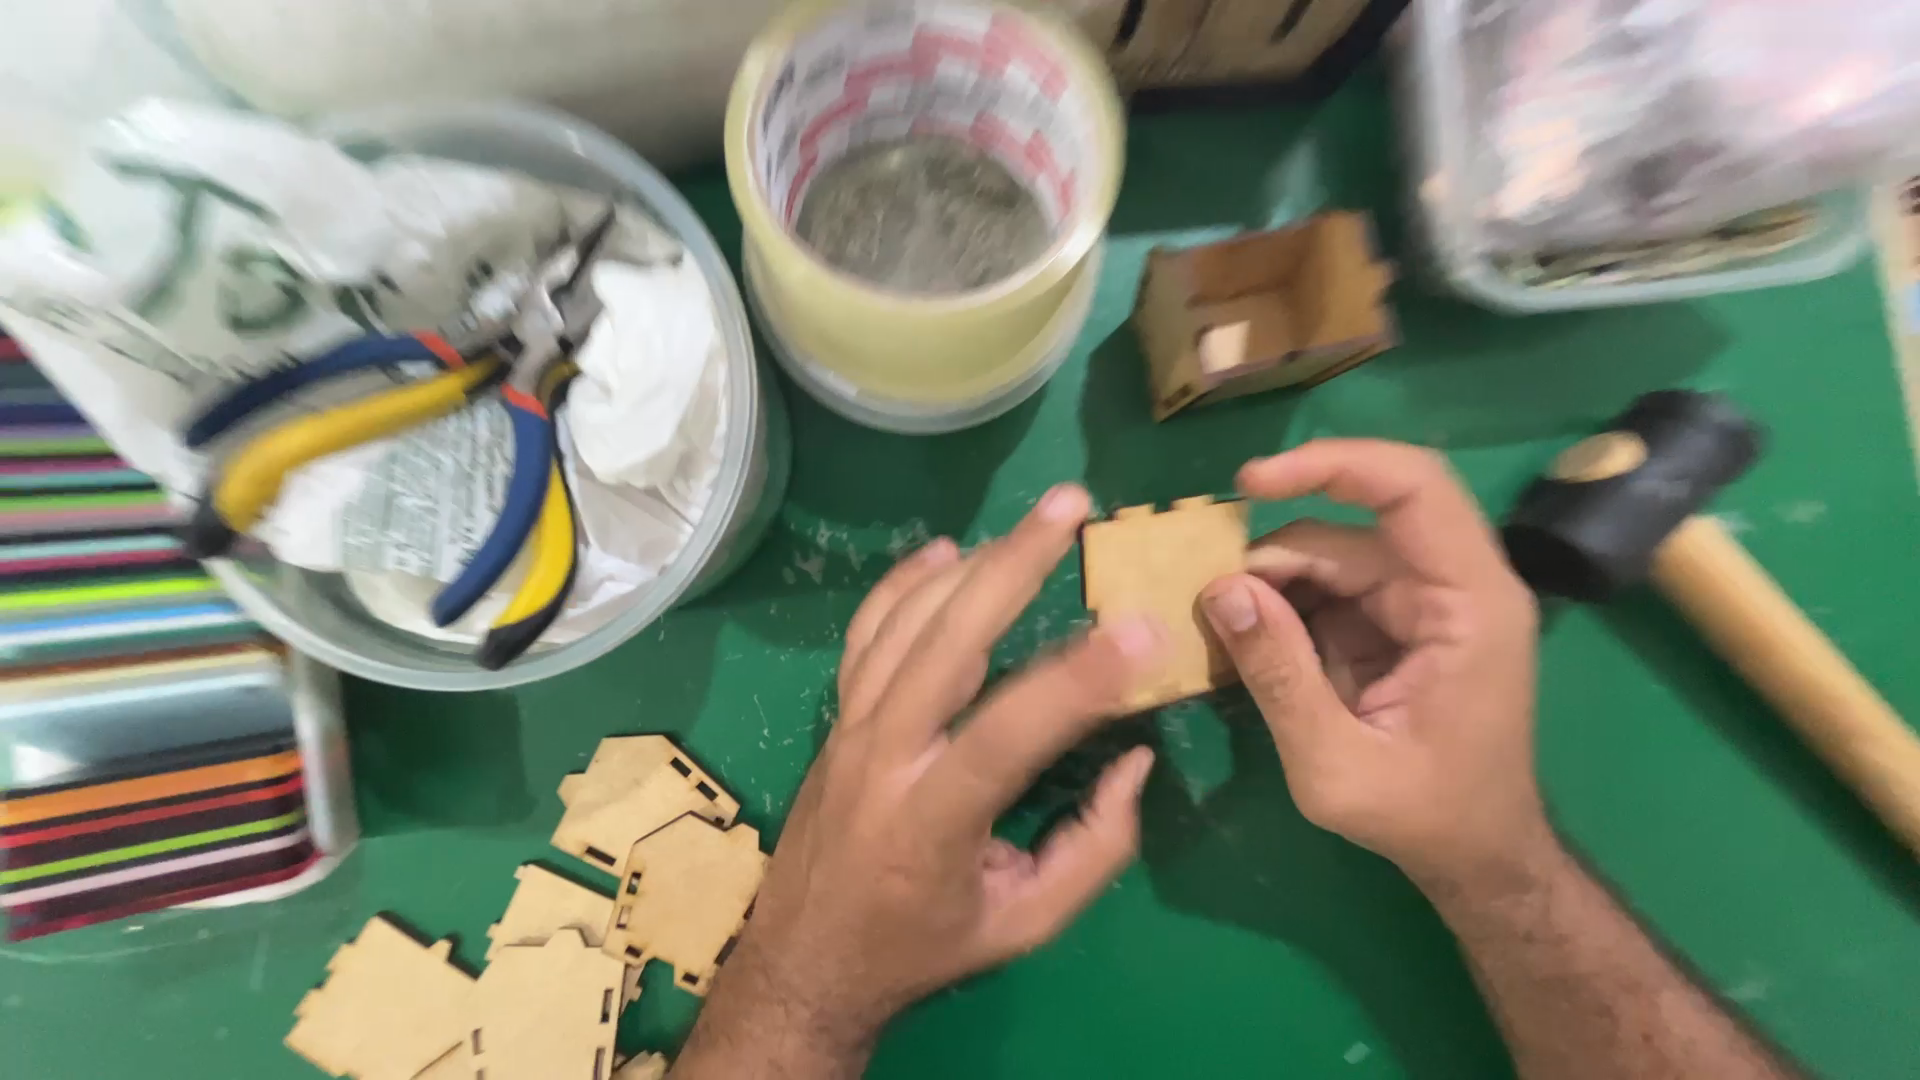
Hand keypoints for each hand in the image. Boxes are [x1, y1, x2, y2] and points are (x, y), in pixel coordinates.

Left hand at [687, 484, 1164, 1069]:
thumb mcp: (1023, 924)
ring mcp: (852, 724)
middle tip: (1072, 508)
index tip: (1141, 630)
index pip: (1009, 732)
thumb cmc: (922, 946)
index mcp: (933, 818)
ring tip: (1032, 524)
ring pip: (907, 620)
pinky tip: (943, 552)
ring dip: (971, 563)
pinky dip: (902, 583)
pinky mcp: (838, 713)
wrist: (806, 958)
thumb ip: (1093, 848)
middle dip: (1014, 566)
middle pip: (947, 641)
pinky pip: (866, 630)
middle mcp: (884, 754)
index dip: (1078, 681)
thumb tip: (1136, 759)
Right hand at [1199, 440, 1549, 888]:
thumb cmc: (1423, 817)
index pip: (1412, 489)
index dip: (1331, 465)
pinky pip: (1321, 587)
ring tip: (1221, 637)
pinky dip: (1276, 606)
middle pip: (1346, 529)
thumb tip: (1220, 589)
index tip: (1248, 483)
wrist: (1474, 855)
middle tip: (1207, 606)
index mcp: (1468, 604)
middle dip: (1269, 559)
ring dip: (1266, 587)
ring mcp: (1418, 600)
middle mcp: (1450, 585)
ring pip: (1324, 556)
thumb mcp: (1335, 764)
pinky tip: (1245, 643)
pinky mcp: (1390, 619)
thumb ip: (1279, 677)